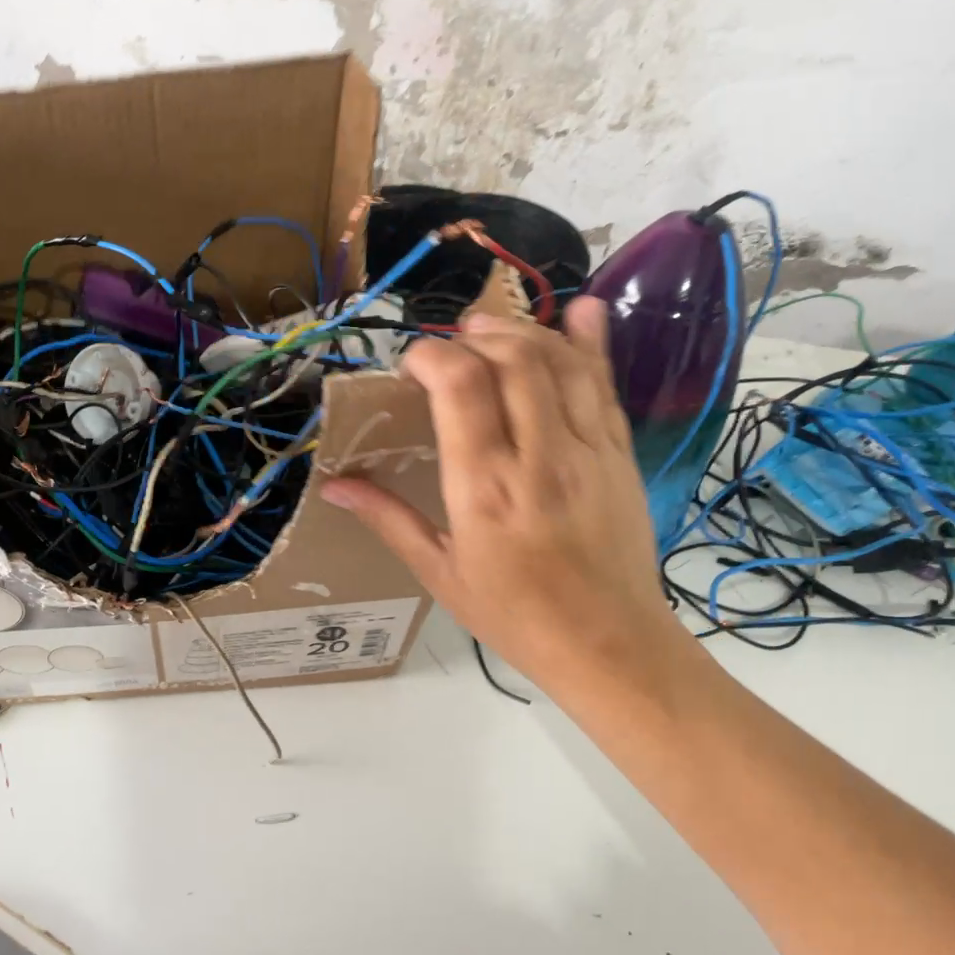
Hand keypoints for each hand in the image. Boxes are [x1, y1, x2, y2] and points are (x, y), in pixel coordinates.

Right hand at [321, 298, 685, 688]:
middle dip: (473, 336)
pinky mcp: (621, 453)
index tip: (409, 367)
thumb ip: (387, 518)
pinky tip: (579, 311)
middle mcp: (538, 458)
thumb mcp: (437, 571)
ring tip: (489, 332)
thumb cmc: (511, 613)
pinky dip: (590, 342)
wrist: (607, 644)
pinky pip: (606, 383)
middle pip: (511, 359)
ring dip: (522, 333)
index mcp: (484, 488)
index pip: (460, 386)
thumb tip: (333, 484)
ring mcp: (588, 450)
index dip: (430, 356)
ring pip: (559, 361)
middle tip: (447, 348)